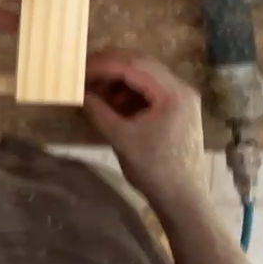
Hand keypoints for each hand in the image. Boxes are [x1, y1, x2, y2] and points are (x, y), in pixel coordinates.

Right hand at [83, 49, 208, 206]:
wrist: (182, 199)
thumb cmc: (154, 169)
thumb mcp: (121, 138)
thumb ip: (99, 111)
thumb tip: (79, 93)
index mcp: (172, 92)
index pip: (134, 65)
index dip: (104, 64)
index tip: (80, 69)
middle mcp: (180, 88)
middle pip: (141, 64)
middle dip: (110, 68)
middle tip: (84, 73)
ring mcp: (180, 99)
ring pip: (144, 76)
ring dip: (118, 81)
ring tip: (95, 92)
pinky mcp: (176, 110)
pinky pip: (149, 91)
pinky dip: (128, 93)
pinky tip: (112, 105)